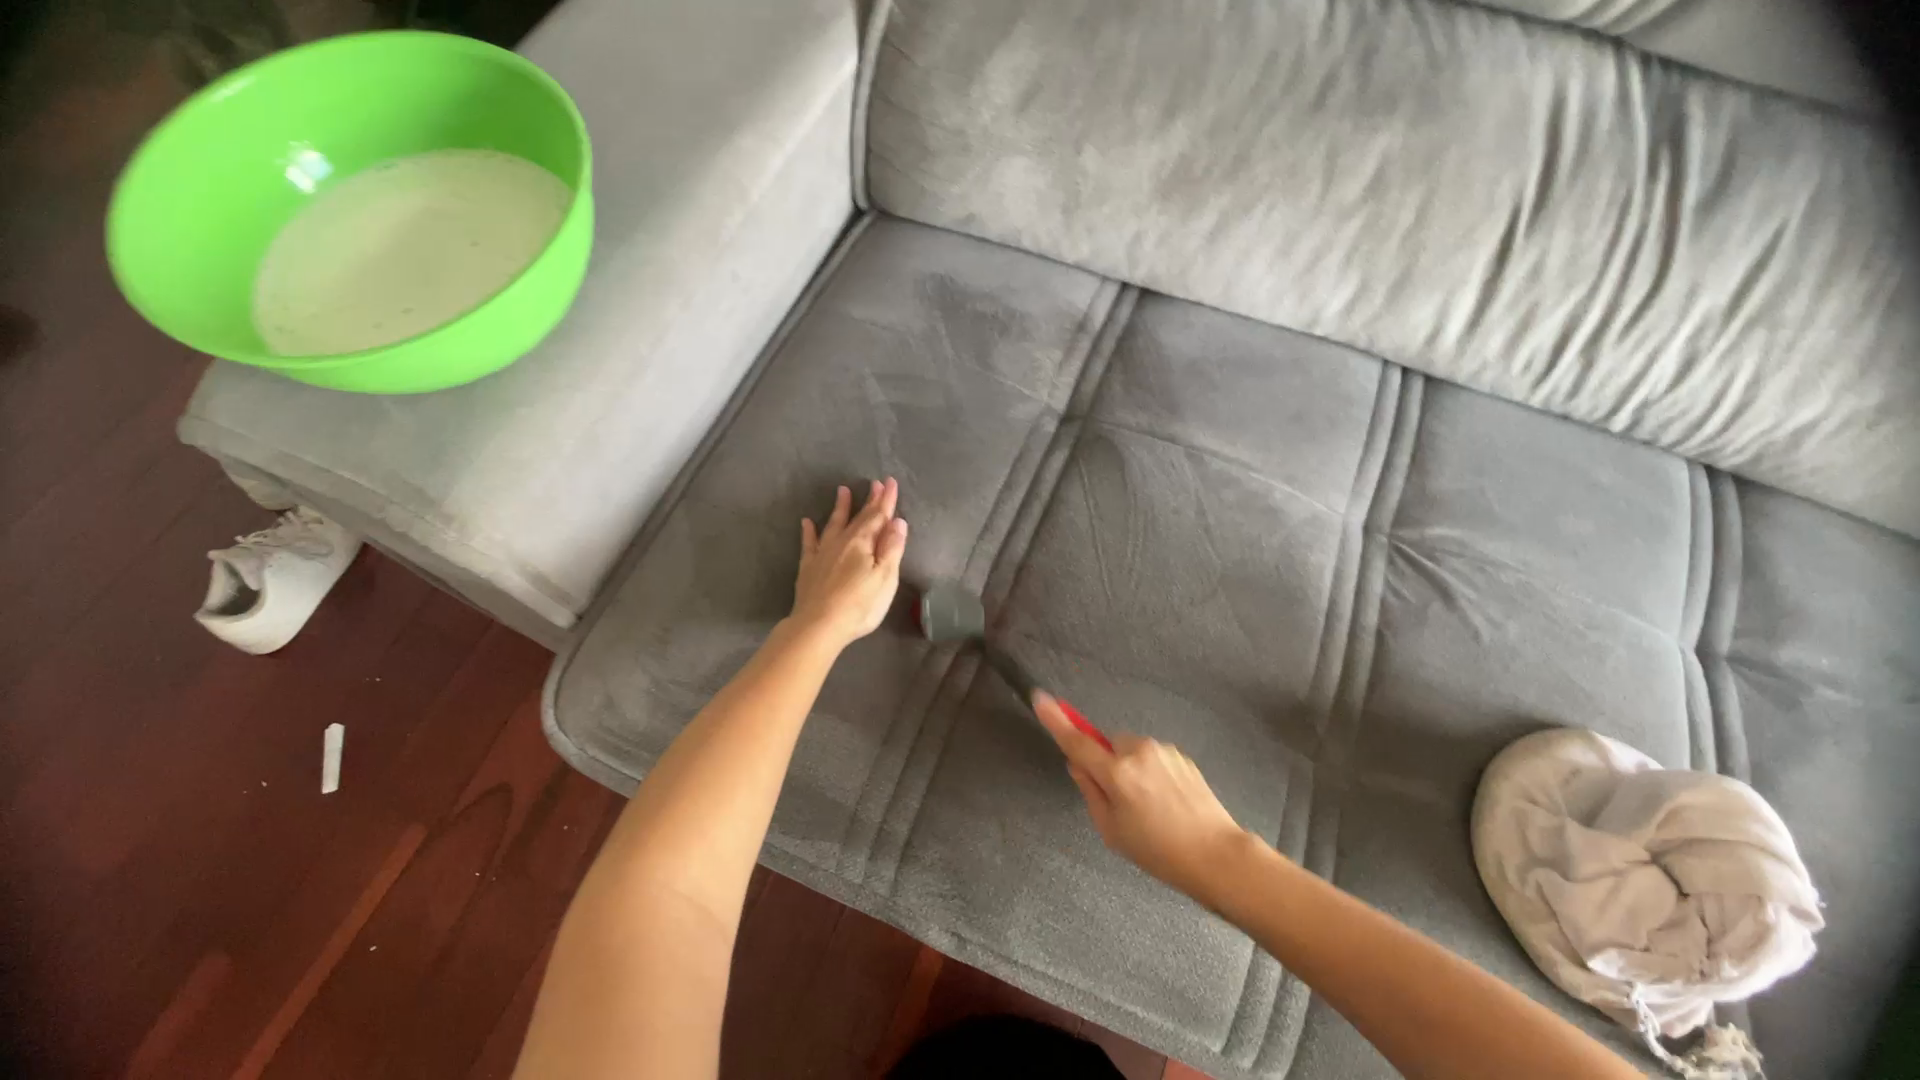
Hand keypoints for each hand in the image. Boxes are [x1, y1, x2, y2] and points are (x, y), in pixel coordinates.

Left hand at [791, 478, 908, 649]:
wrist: (818, 625)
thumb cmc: (859, 605)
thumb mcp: (885, 577)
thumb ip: (891, 548)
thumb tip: (897, 521)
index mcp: (863, 542)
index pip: (878, 516)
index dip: (886, 500)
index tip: (890, 482)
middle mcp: (842, 542)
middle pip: (859, 517)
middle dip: (869, 501)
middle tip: (875, 483)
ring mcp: (822, 554)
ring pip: (833, 524)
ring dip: (840, 508)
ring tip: (842, 491)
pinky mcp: (808, 568)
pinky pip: (809, 543)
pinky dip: (809, 531)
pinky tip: (806, 522)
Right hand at [1033, 691, 1251, 900]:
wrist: (1216, 854)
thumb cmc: (1157, 851)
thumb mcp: (1111, 830)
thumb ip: (1090, 792)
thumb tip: (1079, 765)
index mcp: (1117, 773)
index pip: (1077, 742)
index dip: (1056, 720)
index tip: (1041, 698)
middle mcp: (1139, 752)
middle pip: (1108, 746)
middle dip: (1107, 764)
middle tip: (1119, 801)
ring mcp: (1164, 752)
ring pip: (1132, 752)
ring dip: (1131, 769)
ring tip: (1150, 808)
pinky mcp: (1182, 757)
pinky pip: (1154, 759)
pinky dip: (1152, 774)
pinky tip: (1167, 803)